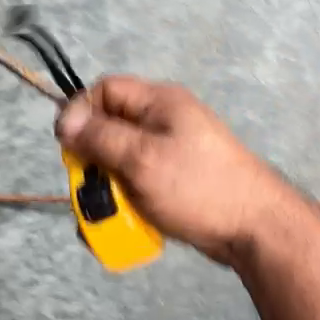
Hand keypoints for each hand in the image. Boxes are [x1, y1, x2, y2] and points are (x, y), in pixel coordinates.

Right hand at [55, 76, 314, 264]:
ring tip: (107, 217)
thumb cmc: (198, 186)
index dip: (80, 112)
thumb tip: (65, 121)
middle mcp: (165, 122)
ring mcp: (172, 154)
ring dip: (108, 191)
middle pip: (110, 130)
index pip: (105, 90)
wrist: (255, 228)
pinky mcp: (176, 184)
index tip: (69, 146)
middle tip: (90, 187)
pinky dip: (128, 205)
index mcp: (160, 103)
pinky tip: (127, 227)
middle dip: (93, 161)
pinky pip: (139, 187)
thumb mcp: (142, 159)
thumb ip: (101, 138)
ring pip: (121, 164)